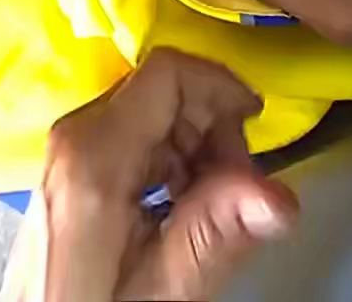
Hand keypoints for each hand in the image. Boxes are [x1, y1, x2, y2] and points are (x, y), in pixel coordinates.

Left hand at [7, 49, 296, 301]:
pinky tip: (184, 200)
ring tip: (213, 198)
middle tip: (238, 180)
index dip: (219, 85)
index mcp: (94, 156)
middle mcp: (77, 135)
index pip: (168, 71)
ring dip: (200, 140)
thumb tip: (278, 198)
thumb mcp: (159, 292)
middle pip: (167, 87)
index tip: (252, 121)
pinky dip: (176, 153)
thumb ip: (214, 237)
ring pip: (158, 106)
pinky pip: (140, 128)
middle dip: (215, 122)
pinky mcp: (75, 160)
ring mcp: (72, 145)